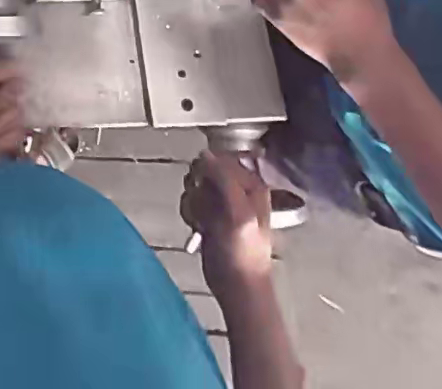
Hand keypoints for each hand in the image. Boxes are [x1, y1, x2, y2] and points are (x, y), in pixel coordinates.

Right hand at [182, 151, 273, 288]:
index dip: (210, 166)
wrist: (237, 286)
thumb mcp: (240, 212)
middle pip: (204, 168)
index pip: (222, 156)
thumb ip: (224, 179)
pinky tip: (198, 227)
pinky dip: (190, 212)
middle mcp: (235, 187)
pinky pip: (190, 200)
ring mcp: (220, 201)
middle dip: (199, 185)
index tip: (206, 180)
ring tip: (204, 221)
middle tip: (205, 202)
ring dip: (194, 202)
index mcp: (251, 183)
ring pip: (194, 184)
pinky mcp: (207, 214)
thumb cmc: (244, 251)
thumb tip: (204, 154)